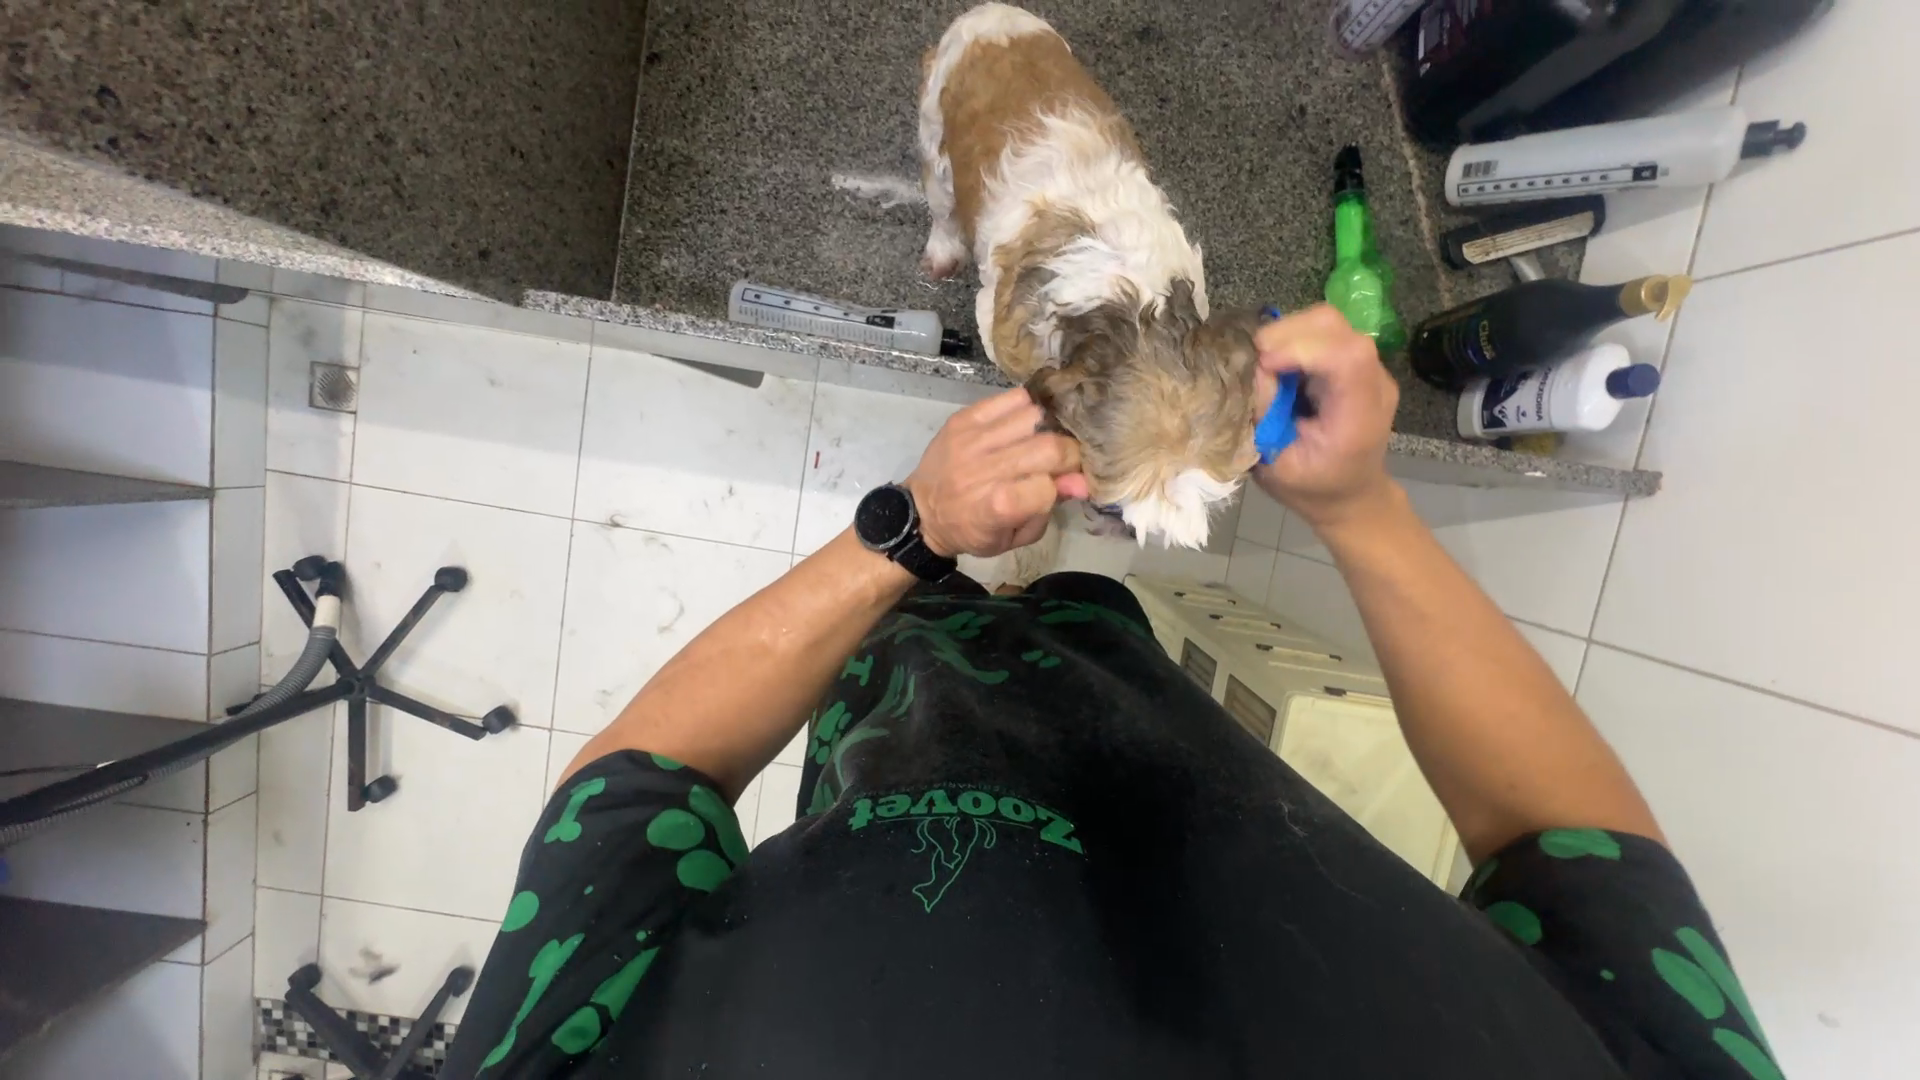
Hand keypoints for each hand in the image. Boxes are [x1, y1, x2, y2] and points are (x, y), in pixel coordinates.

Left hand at [906, 388, 1089, 557]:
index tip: (1061, 486)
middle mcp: (982, 470)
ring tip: (1038, 442)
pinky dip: (1027, 409)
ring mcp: (972, 439)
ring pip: (1034, 417)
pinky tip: (1023, 425)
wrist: (923, 511)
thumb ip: (1048, 511)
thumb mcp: (1013, 536)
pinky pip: (1012, 397)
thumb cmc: (973, 530)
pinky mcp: (964, 418)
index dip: (1061, 485)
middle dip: (1067, 455)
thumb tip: (1082, 482)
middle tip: (1062, 463)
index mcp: (993, 508)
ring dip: (1046, 430)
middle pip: (1047, 448)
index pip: (1045, 487)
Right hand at [1249, 305, 1400, 532]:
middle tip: (1252, 361)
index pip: (1346, 356)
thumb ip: (1264, 420)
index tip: (1261, 365)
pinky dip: (1290, 340)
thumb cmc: (1310, 489)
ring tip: (1261, 363)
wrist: (1349, 495)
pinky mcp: (1351, 363)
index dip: (1300, 348)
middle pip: (1333, 325)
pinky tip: (1275, 365)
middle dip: (1284, 334)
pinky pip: (1320, 333)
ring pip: (1325, 321)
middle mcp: (1371, 382)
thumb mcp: (1276, 466)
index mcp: (1357, 416)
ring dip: (1285, 334)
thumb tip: (1250, 371)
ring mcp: (1365, 368)